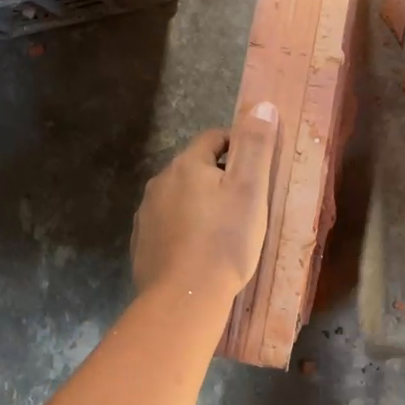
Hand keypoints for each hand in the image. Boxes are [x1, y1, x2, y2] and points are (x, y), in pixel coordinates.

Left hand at [131, 102, 279, 301]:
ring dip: (199, 205)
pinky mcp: (142, 244)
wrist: (184, 298)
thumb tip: (262, 105)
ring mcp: (146, 214)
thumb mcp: (251, 189)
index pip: (214, 139)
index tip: (257, 172)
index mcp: (186, 164)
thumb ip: (255, 145)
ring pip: (180, 198)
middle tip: (245, 205)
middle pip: (195, 168)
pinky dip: (184, 231)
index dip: (239, 148)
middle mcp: (160, 182)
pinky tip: (199, 253)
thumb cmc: (225, 240)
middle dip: (218, 179)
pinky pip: (167, 226)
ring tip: (223, 232)